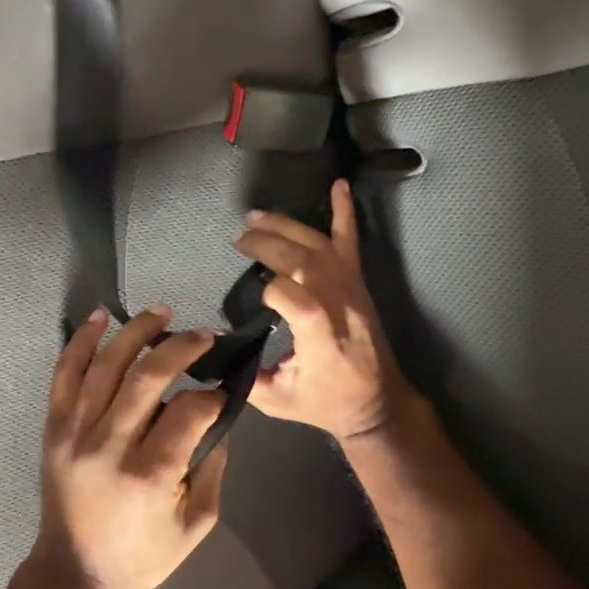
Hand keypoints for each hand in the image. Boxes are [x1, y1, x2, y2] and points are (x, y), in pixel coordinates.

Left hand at [32, 306, 228, 588]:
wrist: (76, 574)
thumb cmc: (144, 555)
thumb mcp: (198, 522)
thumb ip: (213, 464)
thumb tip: (217, 412)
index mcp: (150, 476)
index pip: (188, 411)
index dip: (211, 395)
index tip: (221, 392)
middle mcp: (109, 446)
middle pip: (147, 376)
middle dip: (182, 347)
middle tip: (205, 335)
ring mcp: (75, 434)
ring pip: (105, 365)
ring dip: (136, 331)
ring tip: (162, 312)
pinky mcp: (53, 429)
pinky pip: (65, 374)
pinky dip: (81, 341)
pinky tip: (101, 316)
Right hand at [235, 179, 414, 439]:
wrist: (378, 403)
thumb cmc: (326, 404)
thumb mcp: (279, 401)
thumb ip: (245, 378)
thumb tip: (210, 347)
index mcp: (323, 341)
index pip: (301, 302)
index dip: (274, 292)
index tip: (253, 296)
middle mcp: (341, 308)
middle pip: (306, 263)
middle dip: (270, 245)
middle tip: (240, 239)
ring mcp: (352, 290)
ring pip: (319, 246)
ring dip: (287, 226)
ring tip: (256, 217)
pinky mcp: (357, 282)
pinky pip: (351, 241)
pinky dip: (344, 211)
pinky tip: (338, 185)